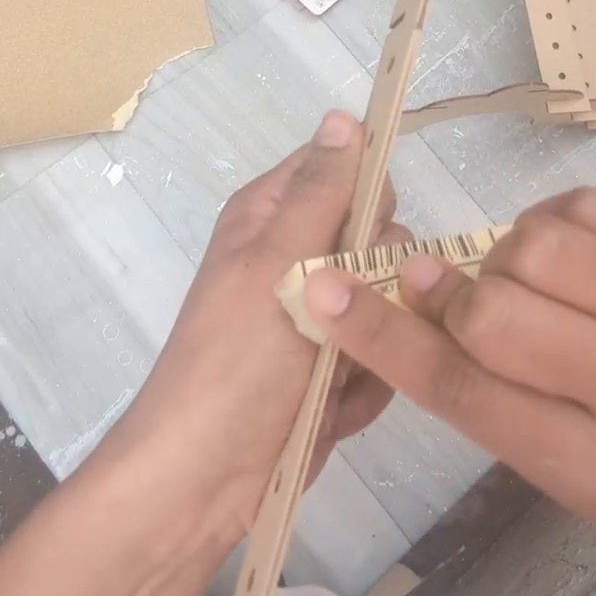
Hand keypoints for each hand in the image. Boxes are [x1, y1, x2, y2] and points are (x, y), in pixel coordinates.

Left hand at [88, 110, 402, 541]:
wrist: (206, 480)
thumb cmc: (237, 359)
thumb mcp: (278, 262)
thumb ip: (321, 191)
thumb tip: (343, 115)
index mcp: (271, 214)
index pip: (342, 167)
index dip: (367, 193)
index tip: (366, 232)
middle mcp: (295, 255)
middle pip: (379, 236)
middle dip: (376, 279)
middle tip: (341, 310)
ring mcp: (315, 315)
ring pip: (389, 300)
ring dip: (371, 341)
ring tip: (331, 372)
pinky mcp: (332, 366)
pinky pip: (381, 355)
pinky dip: (365, 385)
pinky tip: (333, 406)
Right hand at [302, 186, 595, 538]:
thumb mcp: (554, 458)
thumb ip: (475, 385)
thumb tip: (402, 288)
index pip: (467, 393)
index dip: (383, 336)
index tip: (322, 289)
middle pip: (494, 311)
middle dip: (454, 296)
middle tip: (459, 297)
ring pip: (531, 245)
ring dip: (505, 260)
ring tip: (531, 287)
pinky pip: (573, 205)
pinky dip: (547, 226)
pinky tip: (573, 263)